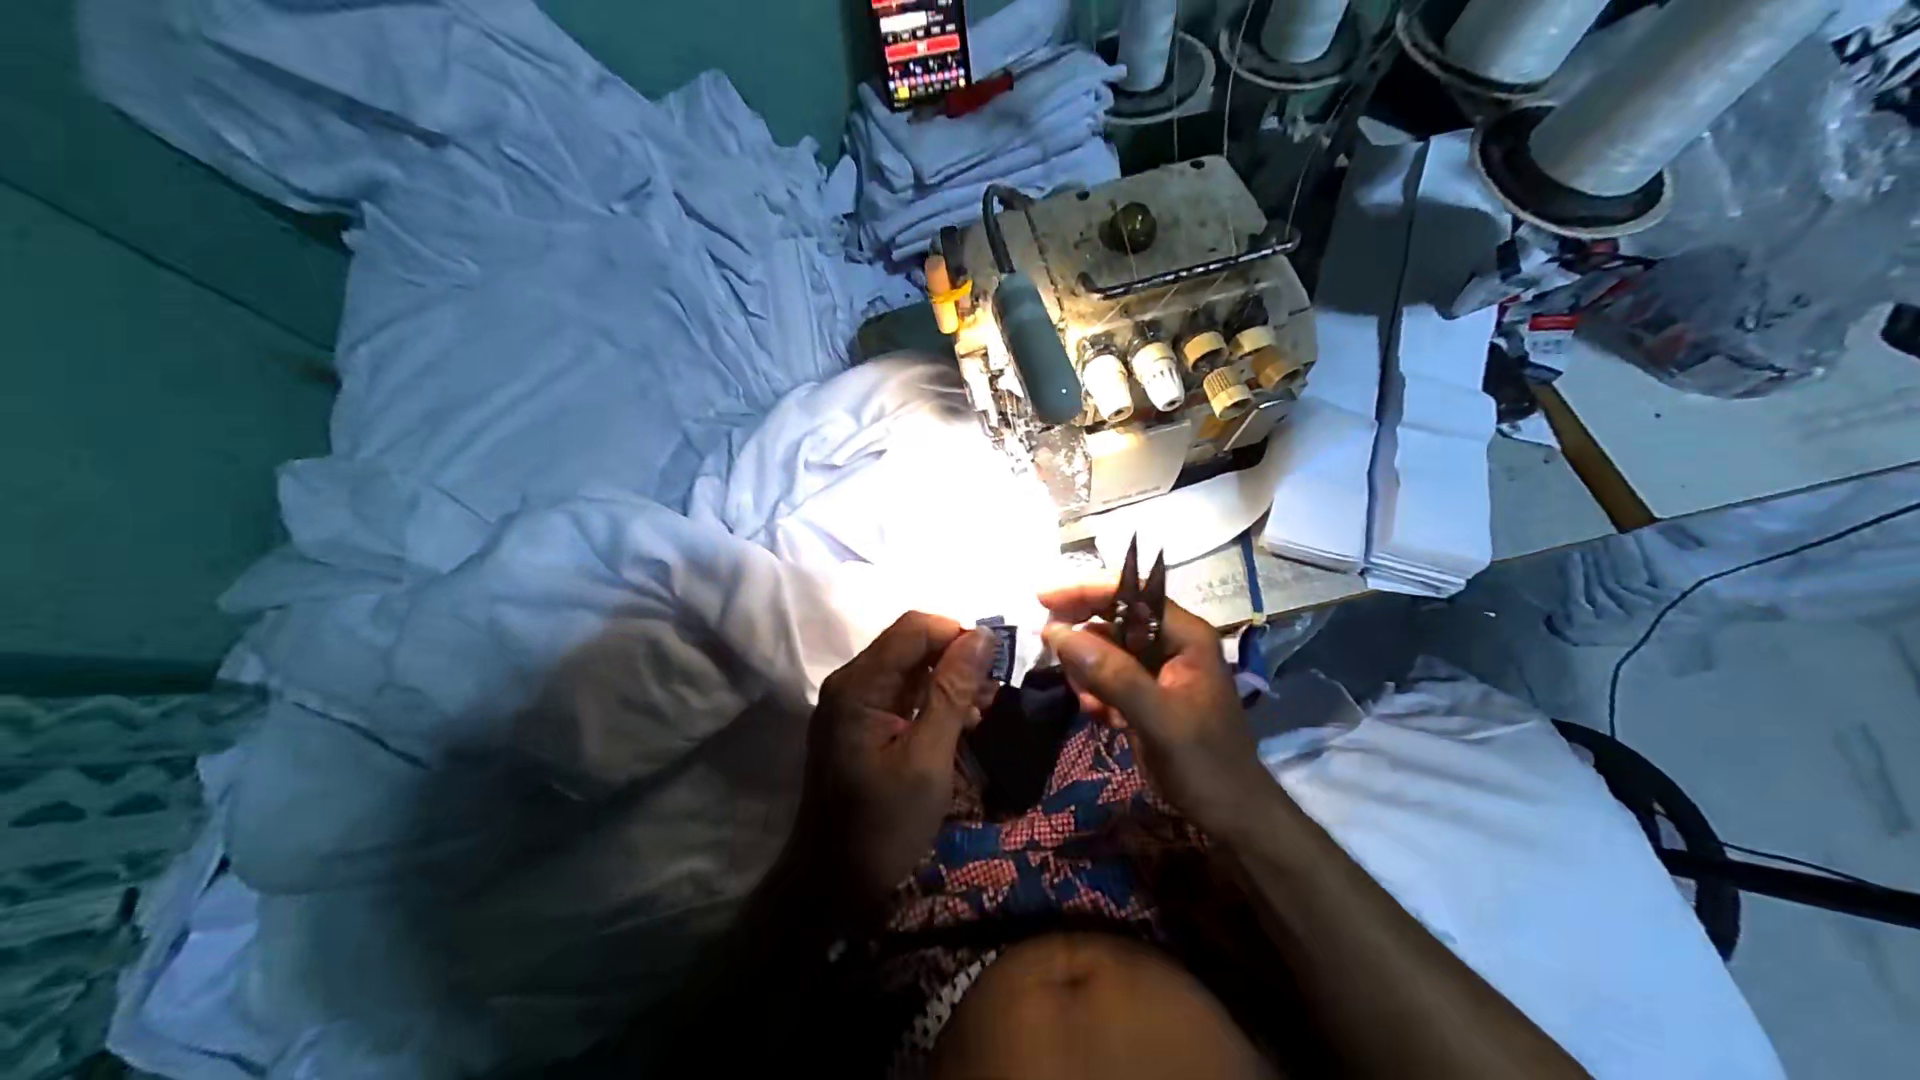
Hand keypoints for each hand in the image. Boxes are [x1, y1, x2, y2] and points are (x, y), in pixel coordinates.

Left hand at [789, 612, 997, 915]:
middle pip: (912, 645)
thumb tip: (983, 635)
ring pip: (912, 669)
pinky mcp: (862, 725)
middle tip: (993, 695)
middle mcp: (851, 683)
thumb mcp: (926, 760)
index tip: (996, 667)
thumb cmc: (882, 827)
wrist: (830, 887)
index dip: (958, 635)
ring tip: (983, 712)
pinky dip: (935, 702)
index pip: (914, 628)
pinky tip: (961, 724)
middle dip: (957, 660)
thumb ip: (952, 693)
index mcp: (859, 686)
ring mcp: (854, 705)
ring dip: (950, 682)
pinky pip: (904, 695)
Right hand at [1039, 584, 1281, 838]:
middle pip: (1111, 617)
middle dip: (1083, 639)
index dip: (1085, 590)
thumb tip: (1059, 634)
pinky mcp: (1145, 693)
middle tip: (1056, 659)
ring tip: (1092, 705)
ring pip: (1103, 649)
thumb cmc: (1205, 764)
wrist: (1230, 815)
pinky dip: (1095, 693)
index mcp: (1184, 635)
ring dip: (1087, 673)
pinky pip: (1106, 676)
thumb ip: (1113, 675)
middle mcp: (1170, 643)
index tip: (1043, 601)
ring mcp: (1157, 669)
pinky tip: (1102, 719)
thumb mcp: (1159, 720)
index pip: (1130, 593)